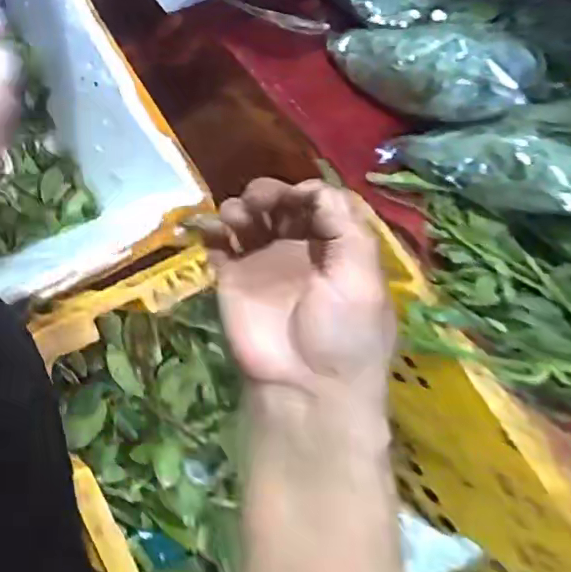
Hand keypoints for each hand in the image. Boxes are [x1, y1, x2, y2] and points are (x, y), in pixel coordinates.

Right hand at [202, 178, 394, 404]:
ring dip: (239, 206)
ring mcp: (260, 261)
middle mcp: (297, 249)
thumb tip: (318, 187)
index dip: (306, 192)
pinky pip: (215, 240)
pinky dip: (209, 227)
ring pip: (245, 216)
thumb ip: (345, 232)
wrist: (302, 384)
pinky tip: (211, 230)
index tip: (296, 197)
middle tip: (260, 203)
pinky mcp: (229, 274)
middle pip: (279, 204)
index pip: (320, 203)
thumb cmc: (343, 335)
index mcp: (336, 249)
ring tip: (237, 219)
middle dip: (268, 193)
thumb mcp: (361, 284)